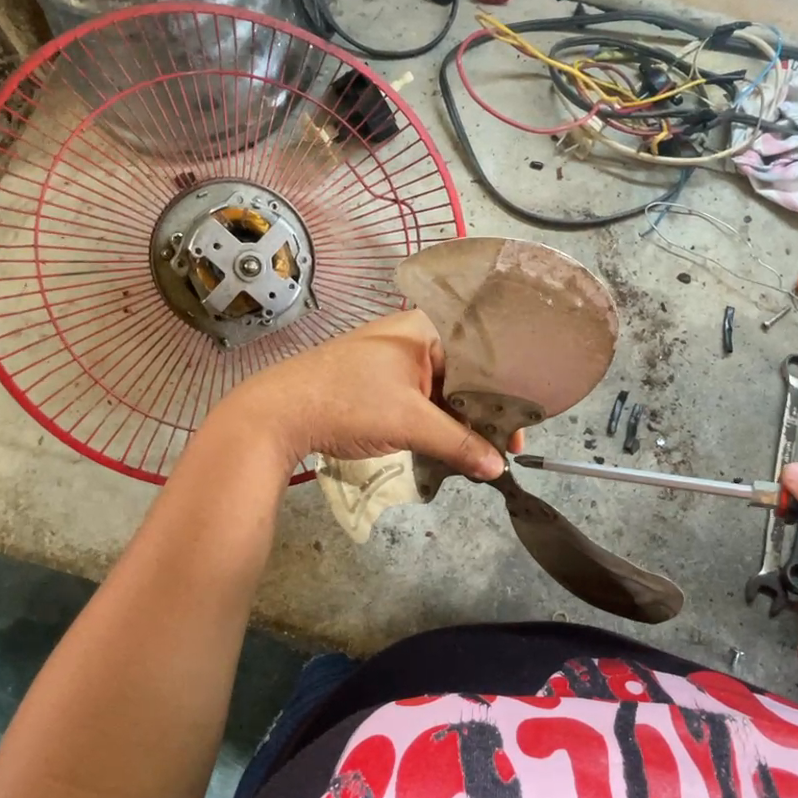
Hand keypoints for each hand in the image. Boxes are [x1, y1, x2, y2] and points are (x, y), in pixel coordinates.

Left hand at [212, 310, 509, 480]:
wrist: (277, 414)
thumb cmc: (347, 402)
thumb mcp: (410, 423)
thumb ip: (460, 444)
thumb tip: (498, 469)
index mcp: (425, 328)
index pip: (482, 354)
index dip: (506, 391)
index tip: (520, 427)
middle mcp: (414, 337)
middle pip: (465, 374)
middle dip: (485, 411)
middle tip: (505, 446)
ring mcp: (395, 362)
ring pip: (445, 391)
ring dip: (461, 421)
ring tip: (484, 451)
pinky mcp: (381, 385)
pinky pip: (424, 401)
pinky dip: (438, 423)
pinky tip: (453, 446)